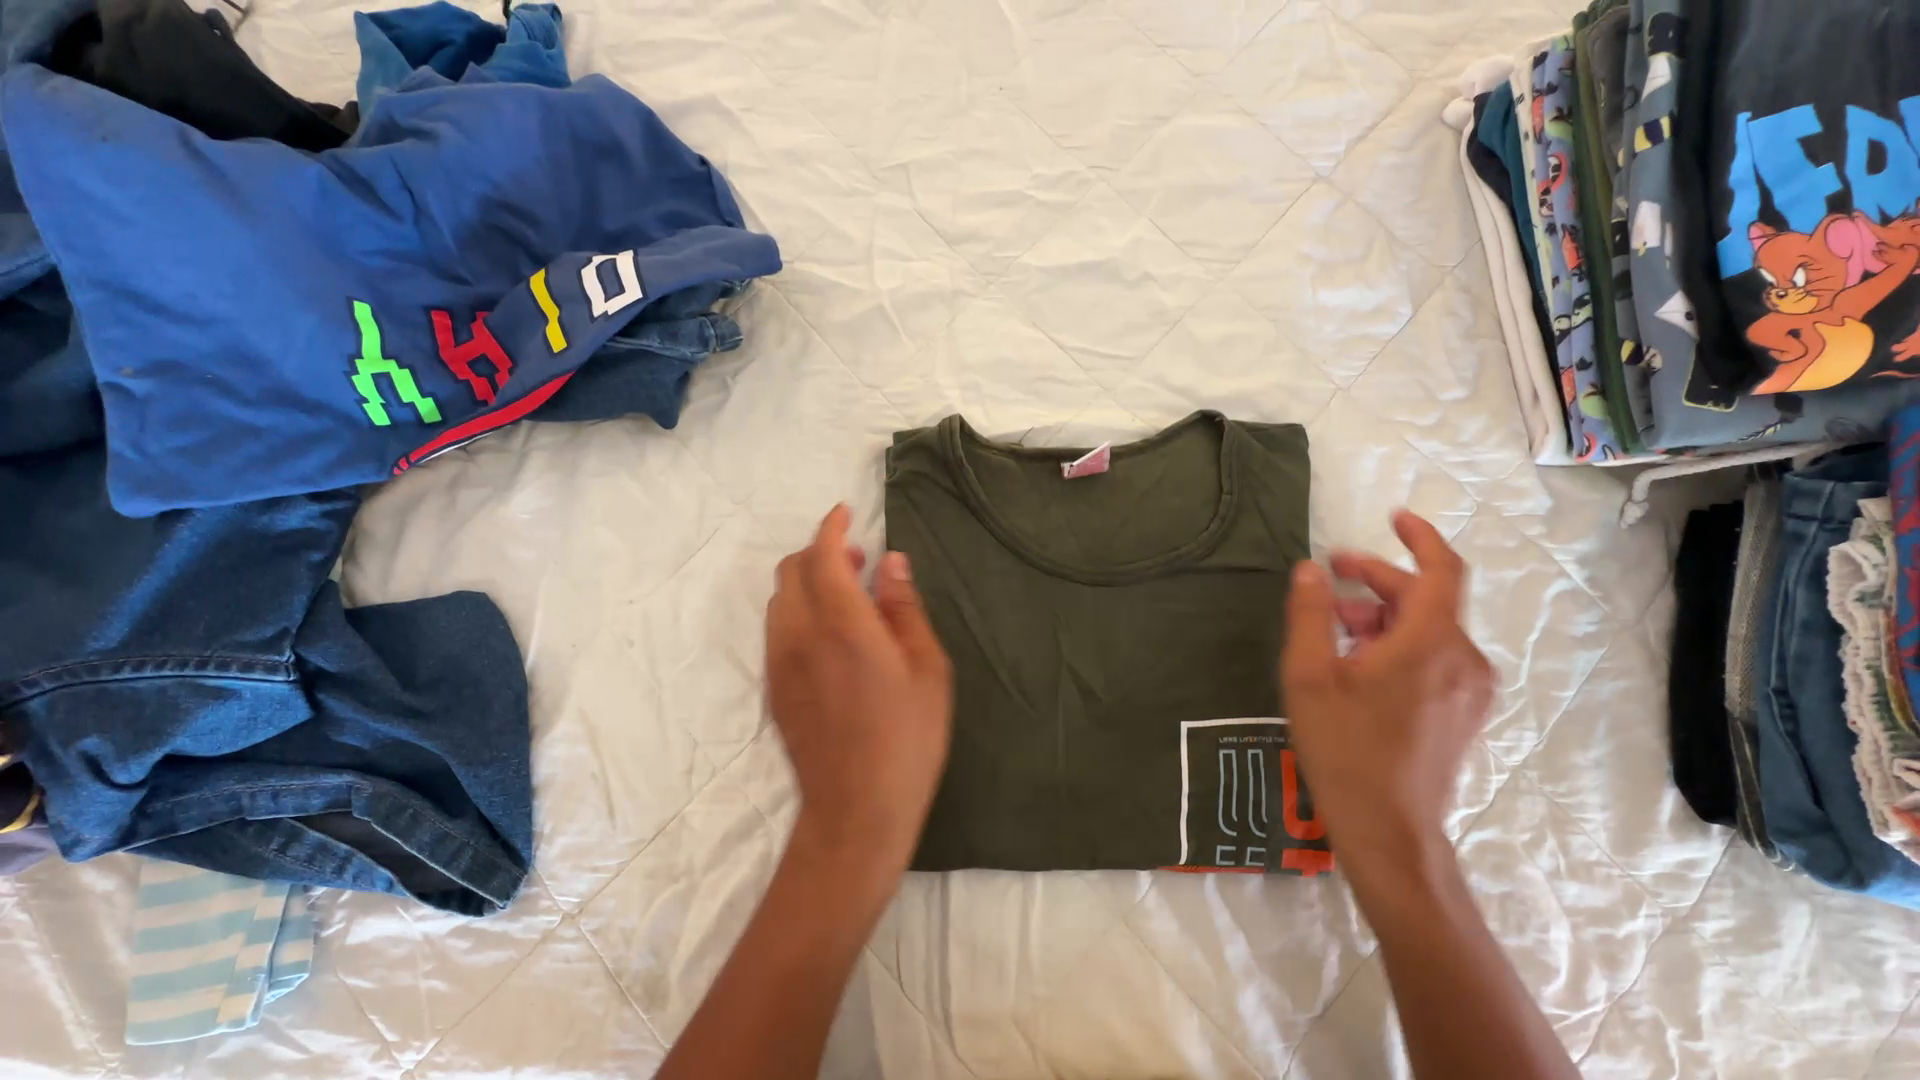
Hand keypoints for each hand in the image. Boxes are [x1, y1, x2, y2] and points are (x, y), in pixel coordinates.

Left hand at [766, 505, 952, 874]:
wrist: (856, 809)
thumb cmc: (907, 738)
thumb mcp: (927, 669)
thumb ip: (904, 608)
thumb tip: (891, 561)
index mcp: (843, 625)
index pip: (822, 556)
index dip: (832, 528)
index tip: (847, 515)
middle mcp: (800, 635)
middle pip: (792, 571)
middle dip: (819, 552)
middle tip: (857, 560)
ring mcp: (780, 663)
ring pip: (779, 600)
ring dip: (806, 582)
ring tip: (846, 597)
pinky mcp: (774, 688)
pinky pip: (777, 630)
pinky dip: (797, 611)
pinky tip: (829, 636)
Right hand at [1280, 510, 1494, 883]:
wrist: (1388, 830)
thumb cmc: (1344, 749)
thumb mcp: (1309, 677)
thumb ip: (1310, 615)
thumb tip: (1309, 570)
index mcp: (1430, 643)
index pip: (1441, 570)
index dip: (1419, 538)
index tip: (1392, 519)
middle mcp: (1462, 659)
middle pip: (1426, 599)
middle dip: (1377, 583)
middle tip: (1328, 583)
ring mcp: (1470, 689)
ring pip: (1428, 630)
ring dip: (1383, 617)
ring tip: (1333, 632)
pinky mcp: (1464, 713)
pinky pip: (1435, 658)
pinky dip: (1399, 645)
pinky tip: (1359, 666)